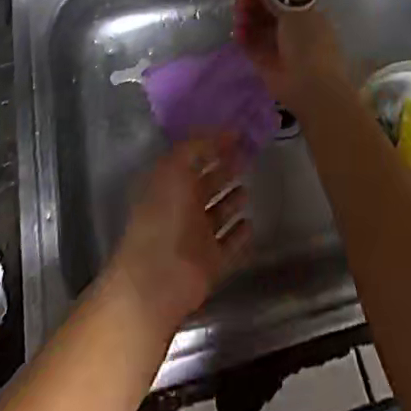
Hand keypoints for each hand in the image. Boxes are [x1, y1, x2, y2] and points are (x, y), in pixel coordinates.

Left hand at [103, 136, 251, 330]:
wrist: (158, 278)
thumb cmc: (163, 218)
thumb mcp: (173, 171)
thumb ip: (193, 148)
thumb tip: (218, 132)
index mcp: (167, 183)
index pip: (190, 158)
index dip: (210, 145)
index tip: (236, 134)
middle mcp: (181, 206)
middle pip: (204, 184)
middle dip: (222, 170)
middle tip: (247, 156)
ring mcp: (196, 235)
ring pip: (216, 213)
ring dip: (230, 200)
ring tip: (248, 186)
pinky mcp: (211, 261)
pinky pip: (229, 244)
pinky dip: (239, 234)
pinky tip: (251, 223)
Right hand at [231, 0, 365, 118]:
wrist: (311, 86)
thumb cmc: (309, 44)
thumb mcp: (293, 13)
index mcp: (306, 15)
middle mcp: (291, 29)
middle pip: (265, 10)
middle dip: (252, 1)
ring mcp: (276, 45)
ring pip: (255, 25)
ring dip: (245, 17)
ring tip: (240, 16)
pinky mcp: (263, 60)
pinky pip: (248, 43)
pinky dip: (242, 36)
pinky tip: (238, 32)